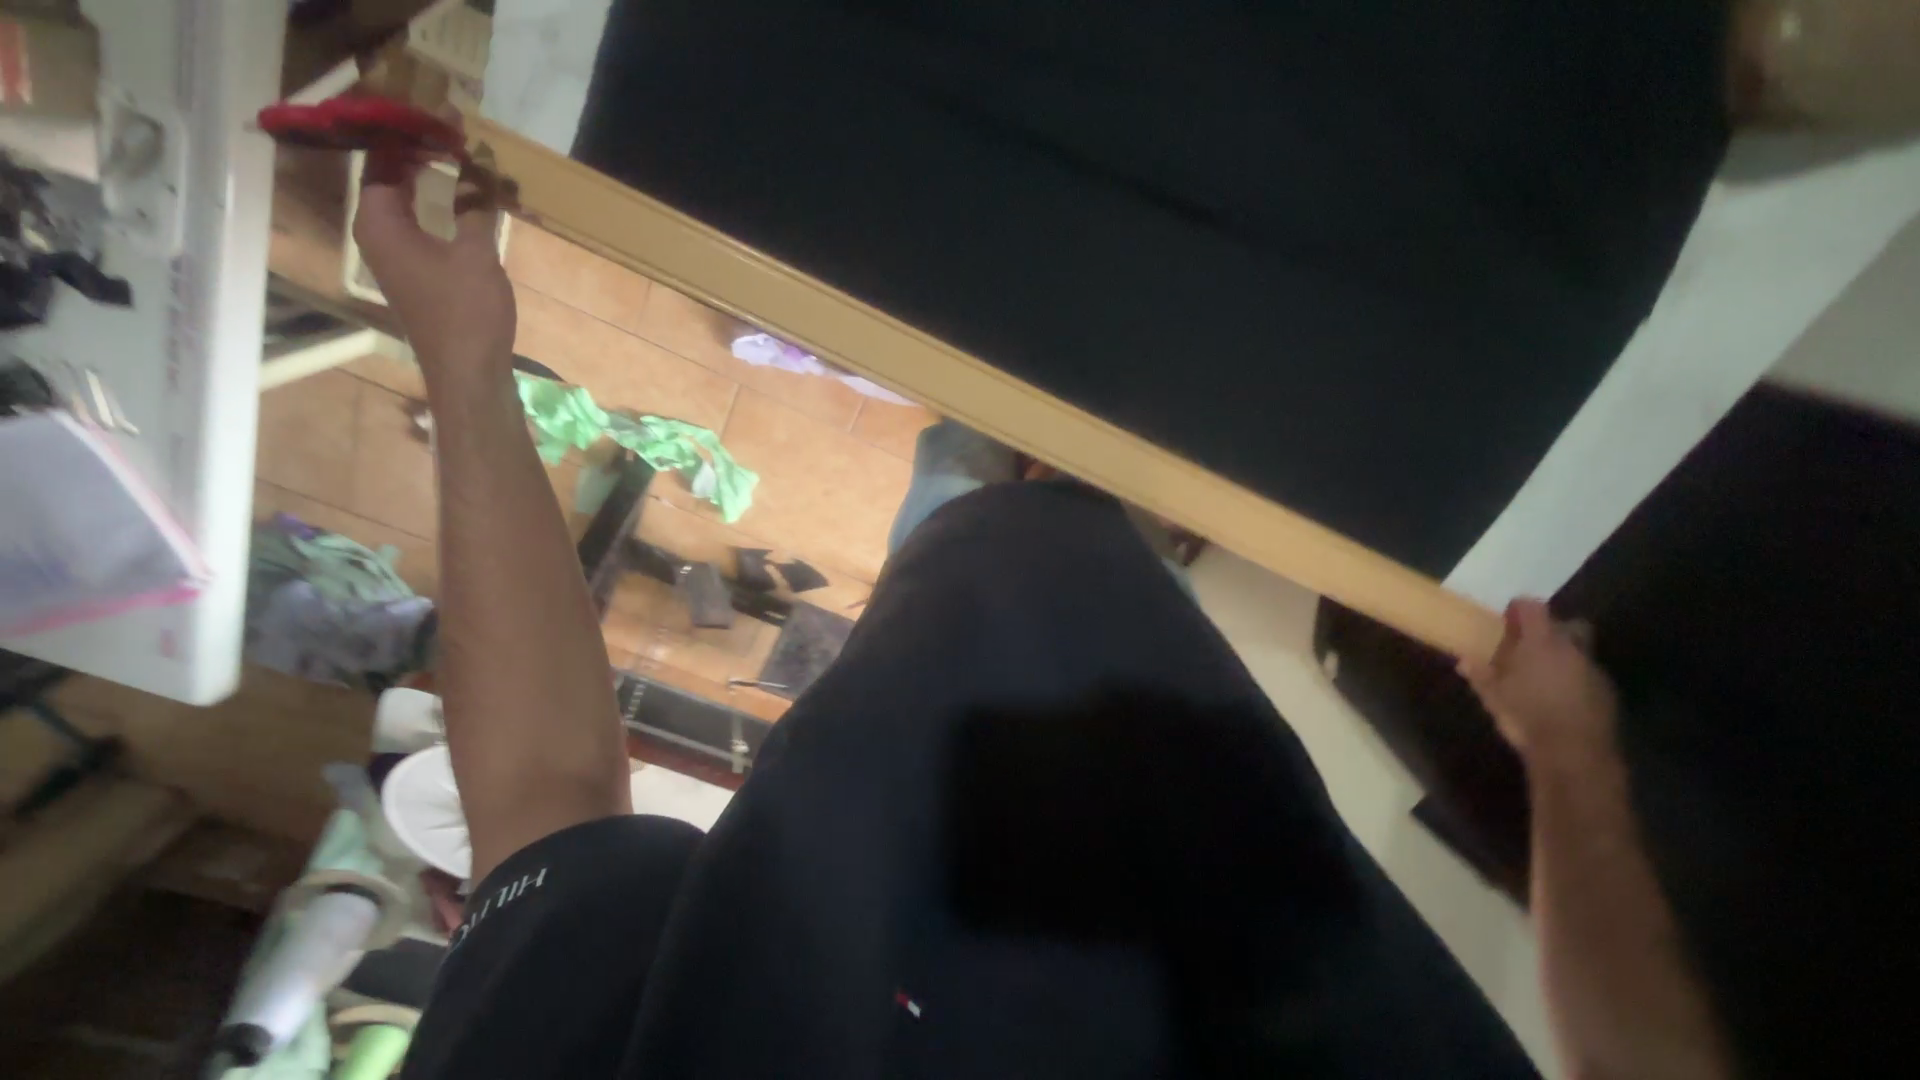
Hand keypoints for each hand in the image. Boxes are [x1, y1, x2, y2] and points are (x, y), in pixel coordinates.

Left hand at [352, 149, 516, 381]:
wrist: (467, 373)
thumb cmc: (466, 312)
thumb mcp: (477, 254)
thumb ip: (477, 206)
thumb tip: (480, 169)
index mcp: (379, 221)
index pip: (385, 159)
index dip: (413, 134)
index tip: (447, 119)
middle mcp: (377, 233)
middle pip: (393, 176)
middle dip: (424, 153)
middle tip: (460, 135)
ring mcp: (395, 255)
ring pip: (410, 201)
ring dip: (438, 181)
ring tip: (470, 163)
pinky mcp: (416, 273)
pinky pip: (423, 225)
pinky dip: (444, 208)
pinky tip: (471, 203)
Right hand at [1459, 599, 1618, 762]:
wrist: (1574, 753)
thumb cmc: (1526, 716)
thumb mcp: (1493, 696)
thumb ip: (1480, 674)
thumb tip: (1464, 660)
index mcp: (1541, 643)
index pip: (1534, 608)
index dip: (1520, 608)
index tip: (1507, 617)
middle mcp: (1572, 650)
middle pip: (1568, 624)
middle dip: (1551, 629)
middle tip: (1529, 645)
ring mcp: (1594, 671)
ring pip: (1579, 652)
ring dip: (1563, 657)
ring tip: (1542, 676)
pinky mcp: (1607, 693)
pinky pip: (1587, 675)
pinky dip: (1574, 679)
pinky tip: (1559, 698)